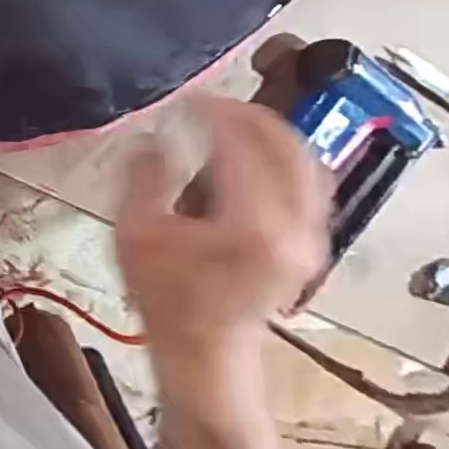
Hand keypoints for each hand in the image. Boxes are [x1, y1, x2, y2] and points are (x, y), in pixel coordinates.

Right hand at [114, 98, 327, 361]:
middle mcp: (294, 228)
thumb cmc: (164, 294)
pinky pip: (311, 184)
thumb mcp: (136, 233)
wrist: (205, 348)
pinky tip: (254, 152)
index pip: (241, 146)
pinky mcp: (312, 243)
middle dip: (246, 115)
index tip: (185, 100)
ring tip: (229, 120)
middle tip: (208, 104)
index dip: (212, 114)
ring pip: (307, 162)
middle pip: (286, 147)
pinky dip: (284, 156)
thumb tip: (157, 137)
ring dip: (269, 132)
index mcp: (250, 225)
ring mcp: (312, 237)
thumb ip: (145, 177)